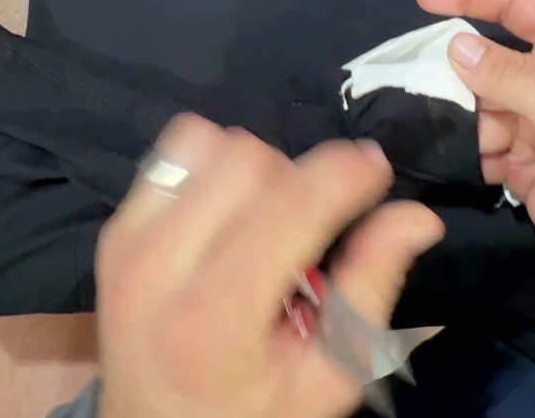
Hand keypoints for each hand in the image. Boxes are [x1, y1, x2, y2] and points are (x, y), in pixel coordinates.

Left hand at [94, 115, 443, 417]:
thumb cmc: (255, 408)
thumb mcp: (329, 375)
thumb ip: (371, 289)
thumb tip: (419, 216)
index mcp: (215, 319)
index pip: (289, 206)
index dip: (344, 172)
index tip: (376, 166)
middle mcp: (159, 268)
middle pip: (249, 158)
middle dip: (295, 179)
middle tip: (307, 224)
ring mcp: (128, 242)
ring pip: (212, 142)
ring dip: (254, 169)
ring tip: (262, 219)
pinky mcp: (115, 226)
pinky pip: (176, 149)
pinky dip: (212, 165)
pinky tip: (224, 211)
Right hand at [417, 0, 534, 332]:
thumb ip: (513, 80)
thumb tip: (455, 43)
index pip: (518, 6)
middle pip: (489, 59)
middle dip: (454, 70)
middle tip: (412, 87)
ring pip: (479, 106)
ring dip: (457, 118)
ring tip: (436, 133)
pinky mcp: (526, 168)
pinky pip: (482, 148)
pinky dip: (466, 152)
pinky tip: (459, 162)